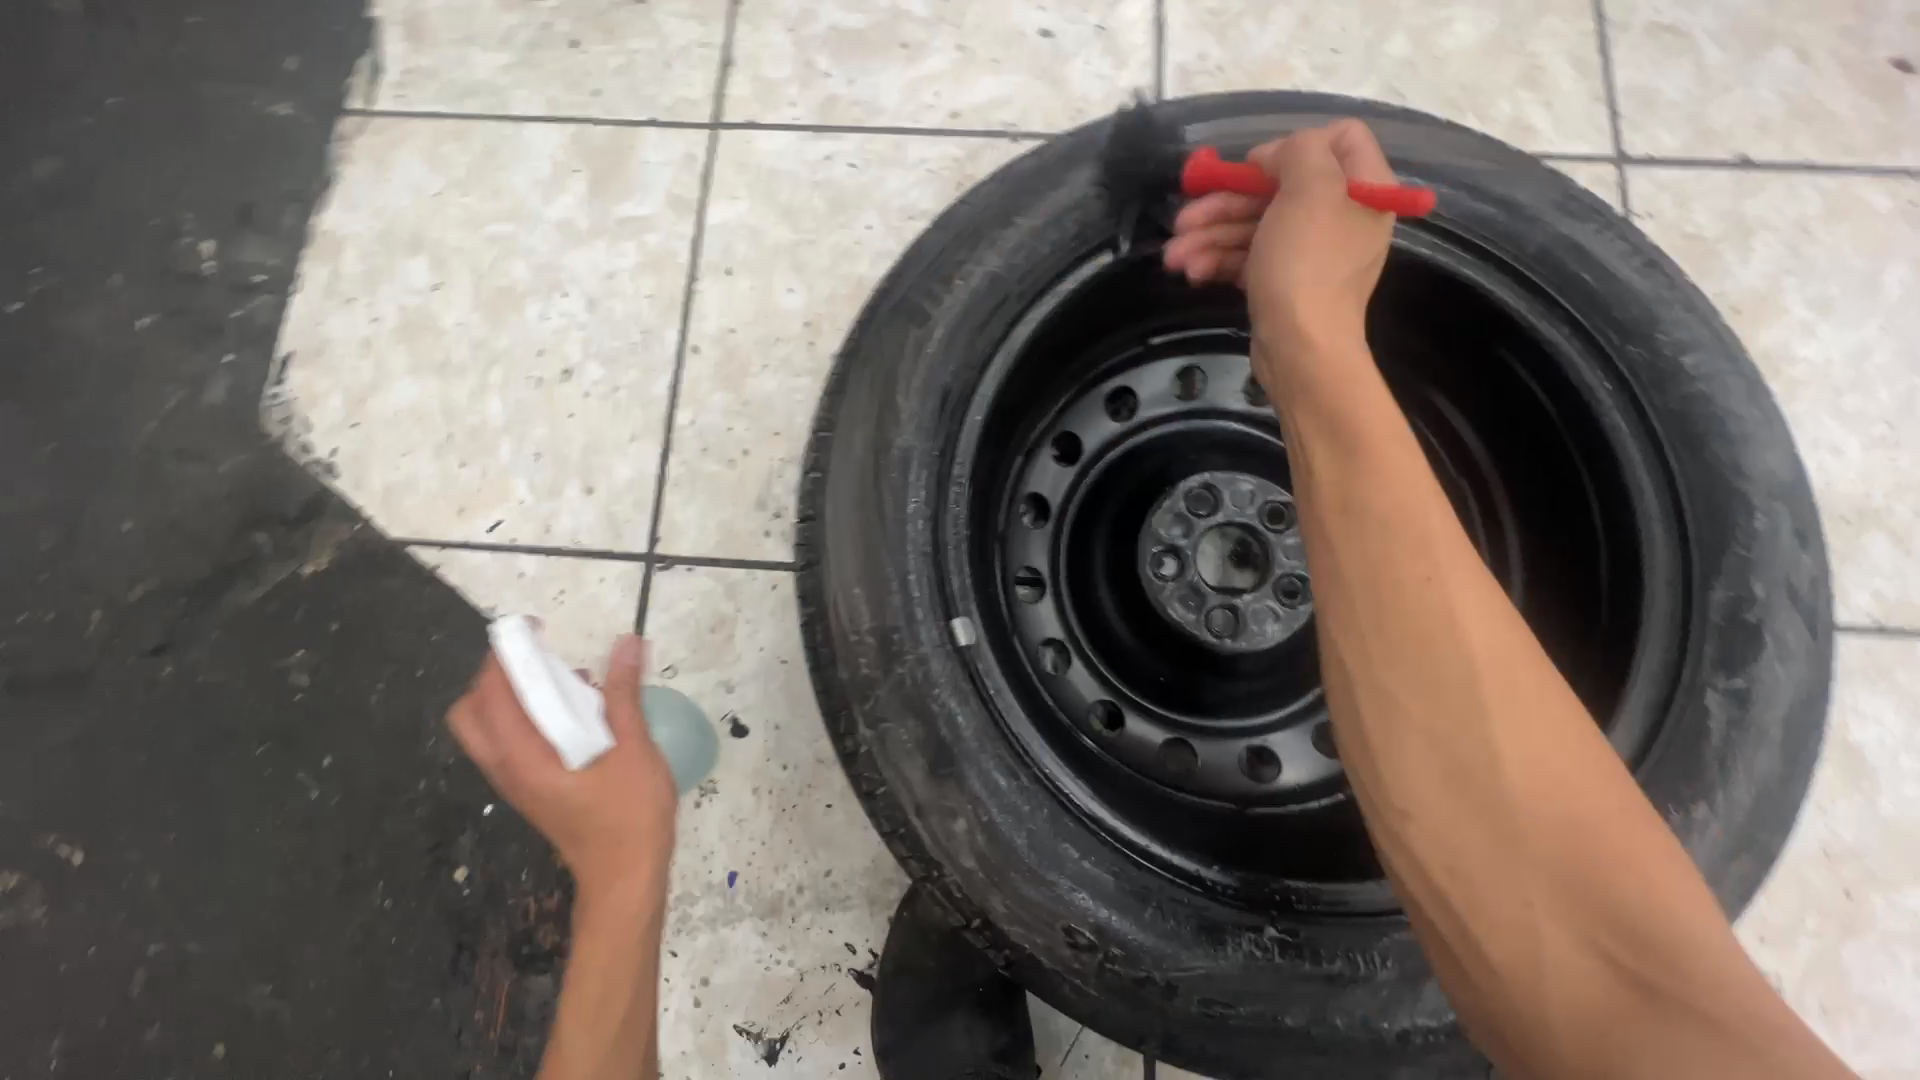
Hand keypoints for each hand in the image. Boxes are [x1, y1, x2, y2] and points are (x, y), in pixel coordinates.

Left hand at [447, 634, 678, 898]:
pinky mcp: (533, 790)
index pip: (492, 694)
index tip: (534, 629)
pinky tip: (579, 715)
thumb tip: (627, 642)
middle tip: (540, 658)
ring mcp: (517, 782)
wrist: (626, 877)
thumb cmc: (630, 815)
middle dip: (497, 677)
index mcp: (524, 757)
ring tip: (567, 681)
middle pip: (472, 713)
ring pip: (489, 730)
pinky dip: (529, 719)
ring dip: (513, 697)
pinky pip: (512, 744)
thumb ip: (623, 694)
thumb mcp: (634, 748)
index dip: (504, 655)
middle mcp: (508, 768)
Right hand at [1163, 119, 1397, 395]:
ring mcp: (1309, 255)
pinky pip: (1248, 260)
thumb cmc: (1307, 266)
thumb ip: (1298, 151)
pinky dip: (1218, 262)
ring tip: (1174, 257)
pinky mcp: (1282, 285)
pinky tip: (1191, 273)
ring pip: (1254, 227)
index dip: (1289, 147)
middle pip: (1278, 189)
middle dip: (1224, 203)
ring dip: (1209, 237)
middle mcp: (1339, 217)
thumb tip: (1273, 156)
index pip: (1339, 139)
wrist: (1301, 350)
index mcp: (1362, 189)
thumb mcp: (1310, 189)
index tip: (1252, 170)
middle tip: (1182, 220)